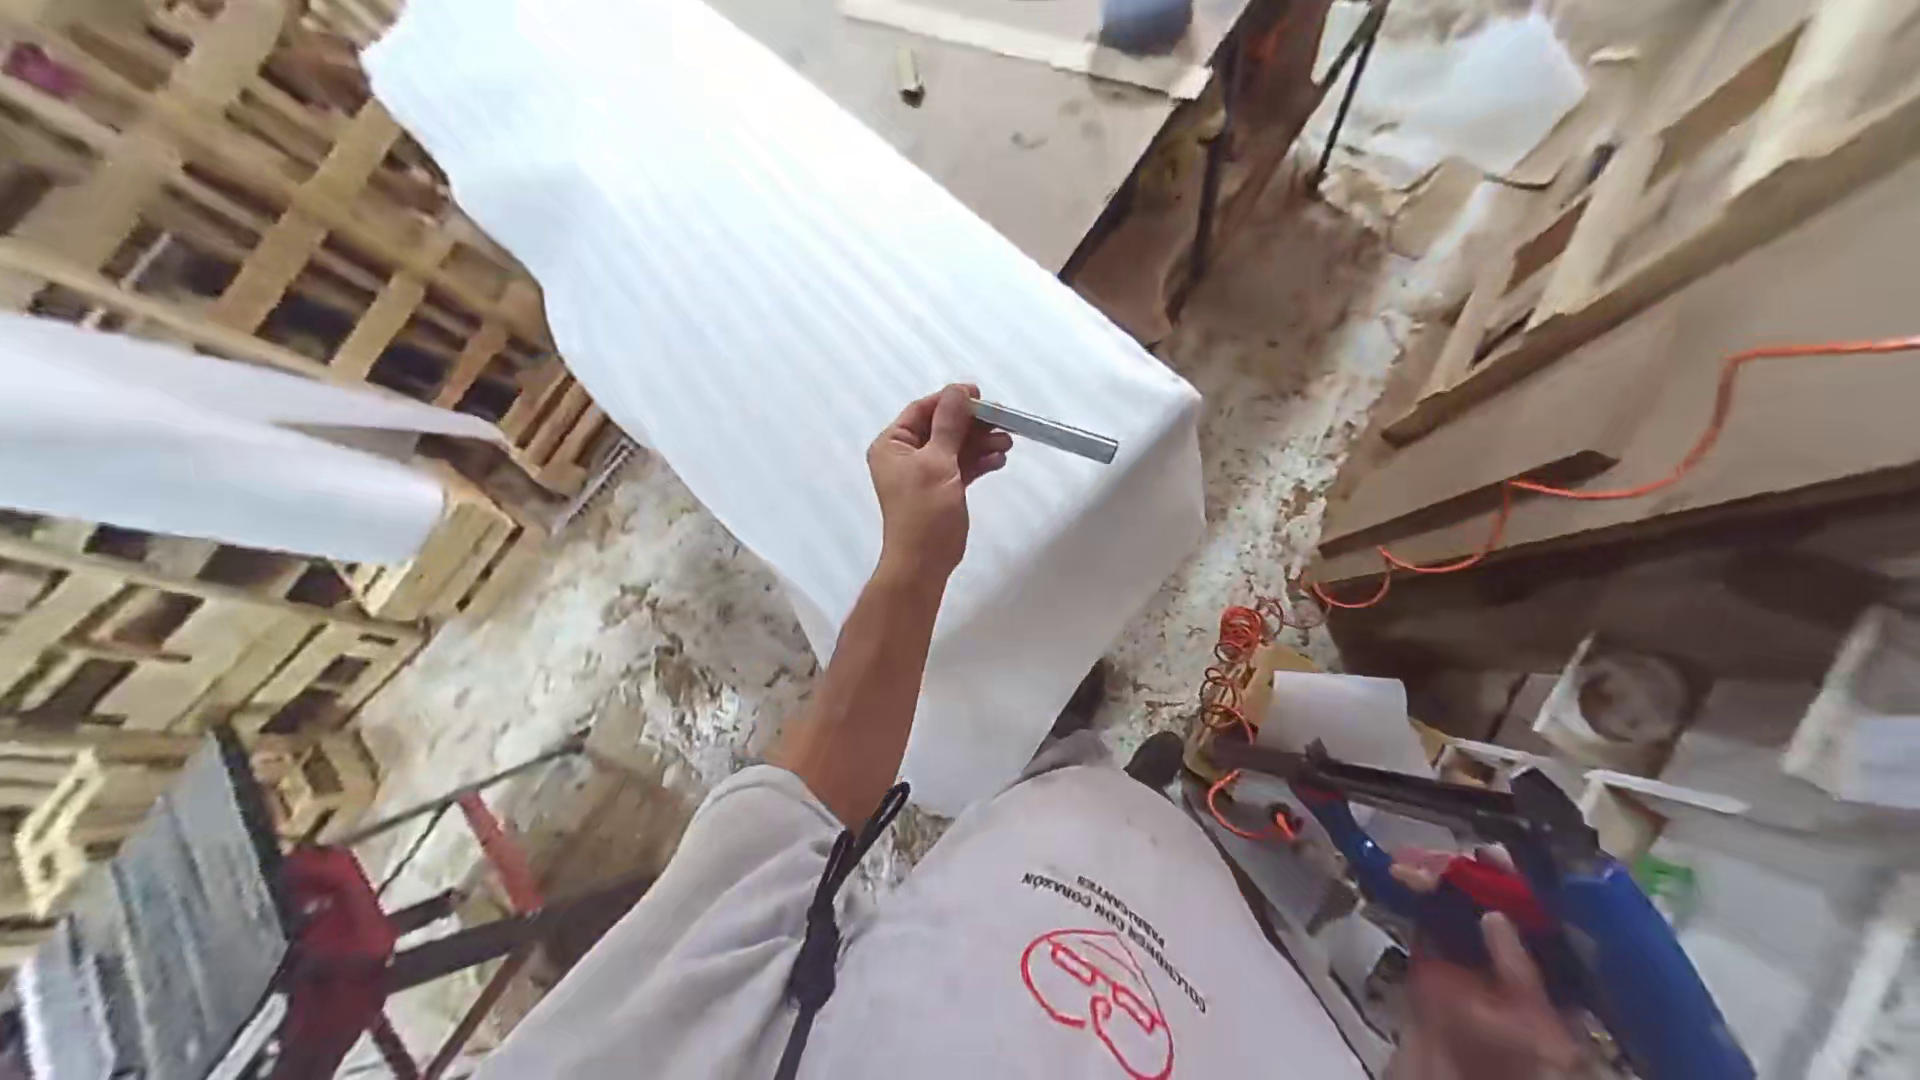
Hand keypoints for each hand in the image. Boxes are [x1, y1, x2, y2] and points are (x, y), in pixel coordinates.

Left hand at [868, 384, 1011, 580]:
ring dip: (981, 442)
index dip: (950, 399)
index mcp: (892, 444)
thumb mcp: (937, 463)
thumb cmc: (923, 511)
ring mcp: (925, 472)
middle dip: (972, 424)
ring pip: (956, 446)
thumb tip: (958, 391)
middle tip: (1002, 419)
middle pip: (943, 426)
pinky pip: (962, 465)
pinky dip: (980, 461)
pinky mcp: (943, 487)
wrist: (924, 561)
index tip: (980, 394)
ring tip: (1006, 442)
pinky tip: (999, 459)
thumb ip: (949, 425)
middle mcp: (906, 454)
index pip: (922, 410)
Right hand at [1390, 850, 1585, 1079]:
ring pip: (1457, 890)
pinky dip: (1411, 883)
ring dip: (1435, 872)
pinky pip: (1423, 901)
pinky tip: (1400, 872)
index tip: (1496, 854)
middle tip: (1447, 860)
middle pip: (1496, 892)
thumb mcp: (1537, 1029)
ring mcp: (1469, 938)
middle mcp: (1515, 943)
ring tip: (1413, 868)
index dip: (1525, 879)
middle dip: (1470, 870)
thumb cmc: (1513, 1062)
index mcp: (1555, 965)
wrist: (1453, 1076)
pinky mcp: (1430, 936)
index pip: (1547, 910)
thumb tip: (1495, 917)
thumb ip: (1521, 974)